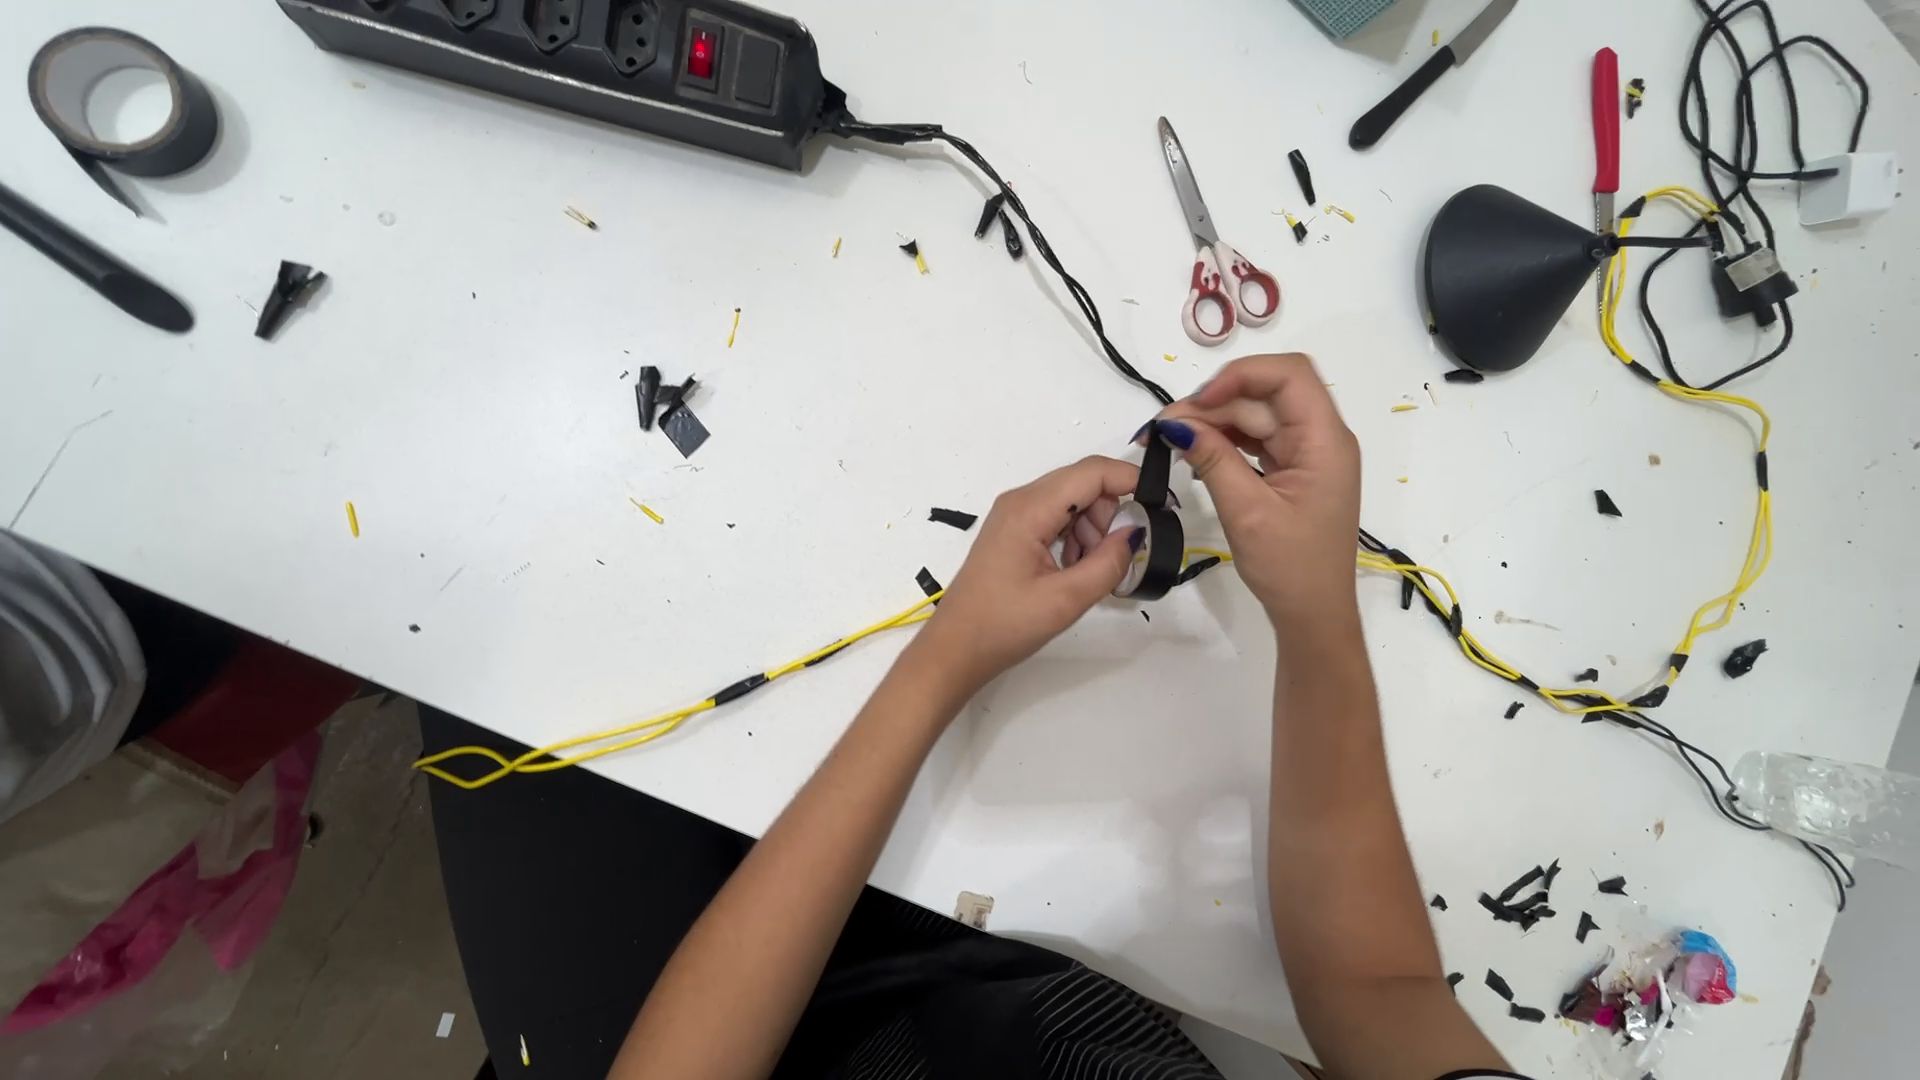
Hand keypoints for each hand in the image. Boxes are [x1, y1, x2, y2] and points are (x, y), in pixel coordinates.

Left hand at [914, 456, 1143, 692]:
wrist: (955, 649)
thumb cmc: (1004, 626)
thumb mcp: (1065, 600)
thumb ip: (1109, 563)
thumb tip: (1136, 532)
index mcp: (1029, 509)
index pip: (1092, 471)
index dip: (1132, 480)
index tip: (1162, 508)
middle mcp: (1020, 500)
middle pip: (1083, 482)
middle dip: (1111, 512)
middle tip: (1114, 556)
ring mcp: (1013, 514)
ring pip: (1072, 500)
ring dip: (1093, 528)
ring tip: (1087, 570)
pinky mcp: (1013, 531)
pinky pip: (1056, 517)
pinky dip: (1075, 536)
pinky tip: (1072, 570)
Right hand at [1148, 353, 1360, 624]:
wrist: (1312, 612)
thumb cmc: (1289, 566)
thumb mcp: (1246, 511)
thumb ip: (1213, 459)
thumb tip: (1176, 424)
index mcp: (1324, 441)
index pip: (1289, 375)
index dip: (1240, 376)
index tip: (1196, 404)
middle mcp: (1320, 438)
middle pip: (1264, 396)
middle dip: (1213, 405)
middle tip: (1162, 429)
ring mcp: (1306, 454)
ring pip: (1255, 416)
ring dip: (1213, 423)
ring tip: (1169, 441)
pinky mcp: (1291, 470)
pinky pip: (1256, 440)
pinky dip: (1223, 442)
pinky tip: (1194, 455)